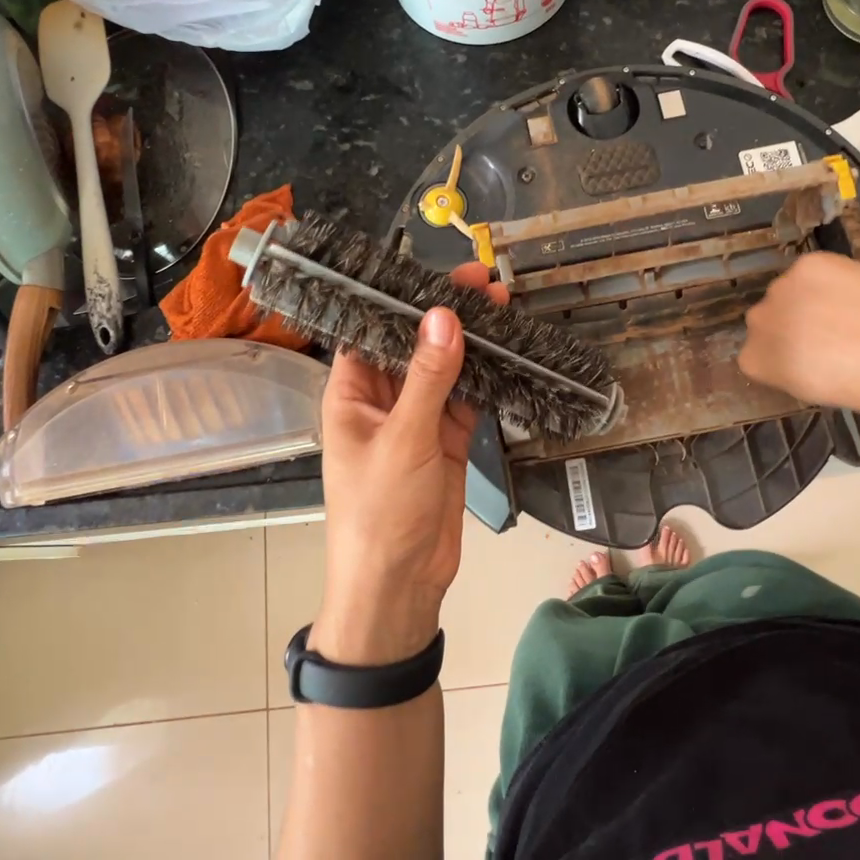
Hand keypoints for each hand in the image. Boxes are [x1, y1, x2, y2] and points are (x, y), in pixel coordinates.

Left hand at [313, 264, 509, 665]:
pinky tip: (508, 353)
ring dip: (471, 344)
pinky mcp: (447, 443)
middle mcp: (382, 402)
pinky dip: (486, 380)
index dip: (403, 300)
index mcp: (350, 395)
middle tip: (485, 282)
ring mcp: (417, 423)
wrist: (400, 585)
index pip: (372, 331)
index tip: (441, 274)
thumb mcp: (403, 440)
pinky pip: (466, 401)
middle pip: (414, 346)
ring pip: (445, 371)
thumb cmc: (380, 512)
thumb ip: (427, 378)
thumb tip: (444, 316)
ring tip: (503, 307)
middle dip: (446, 316)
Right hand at [739, 252, 859, 415]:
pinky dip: (825, 278)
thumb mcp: (816, 391)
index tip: (804, 360)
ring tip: (845, 312)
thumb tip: (795, 355)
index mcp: (757, 360)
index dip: (780, 356)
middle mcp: (760, 321)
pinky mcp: (809, 263)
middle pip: (765, 319)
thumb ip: (790, 370)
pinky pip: (808, 271)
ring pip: (785, 292)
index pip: (753, 354)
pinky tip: (852, 291)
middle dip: (787, 324)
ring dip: (804, 298)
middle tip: (825, 335)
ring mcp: (783, 288)